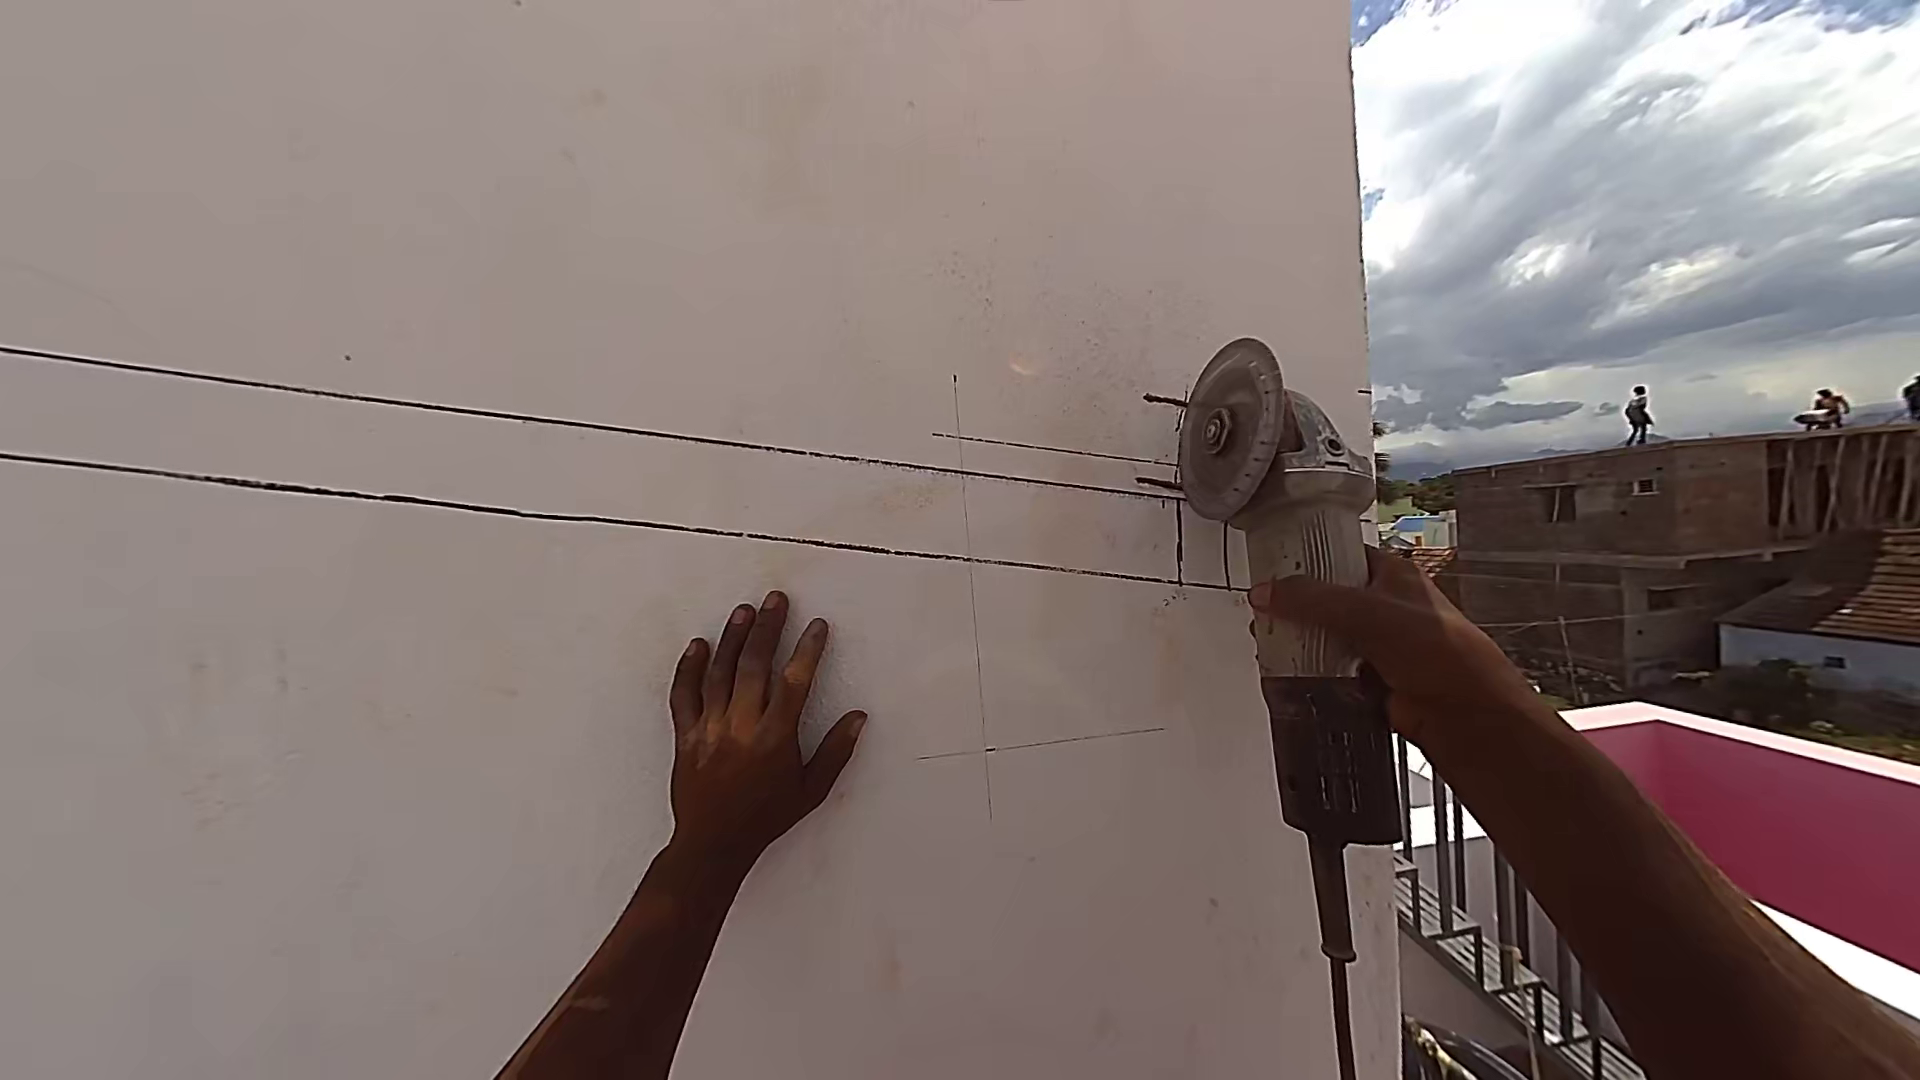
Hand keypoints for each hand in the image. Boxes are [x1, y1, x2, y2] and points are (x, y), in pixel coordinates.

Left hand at [667, 591, 866, 867]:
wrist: (712, 846)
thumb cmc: (767, 817)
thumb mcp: (811, 790)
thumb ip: (836, 751)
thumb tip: (859, 717)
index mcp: (775, 739)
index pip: (795, 683)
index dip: (808, 650)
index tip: (818, 625)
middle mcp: (741, 727)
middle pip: (755, 667)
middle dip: (769, 628)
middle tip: (777, 599)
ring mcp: (709, 729)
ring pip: (720, 674)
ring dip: (733, 638)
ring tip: (745, 610)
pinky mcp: (685, 736)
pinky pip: (683, 696)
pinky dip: (688, 668)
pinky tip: (698, 644)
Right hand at [1248, 548, 1541, 745]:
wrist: (1466, 717)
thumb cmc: (1436, 653)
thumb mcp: (1365, 611)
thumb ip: (1309, 599)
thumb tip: (1262, 592)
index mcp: (1393, 576)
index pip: (1342, 554)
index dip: (1308, 557)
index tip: (1272, 564)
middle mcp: (1385, 605)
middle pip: (1326, 596)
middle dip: (1293, 604)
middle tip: (1262, 607)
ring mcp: (1377, 642)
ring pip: (1324, 632)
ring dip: (1297, 637)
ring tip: (1264, 637)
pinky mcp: (1368, 674)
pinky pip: (1327, 664)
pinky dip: (1306, 666)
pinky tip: (1283, 666)